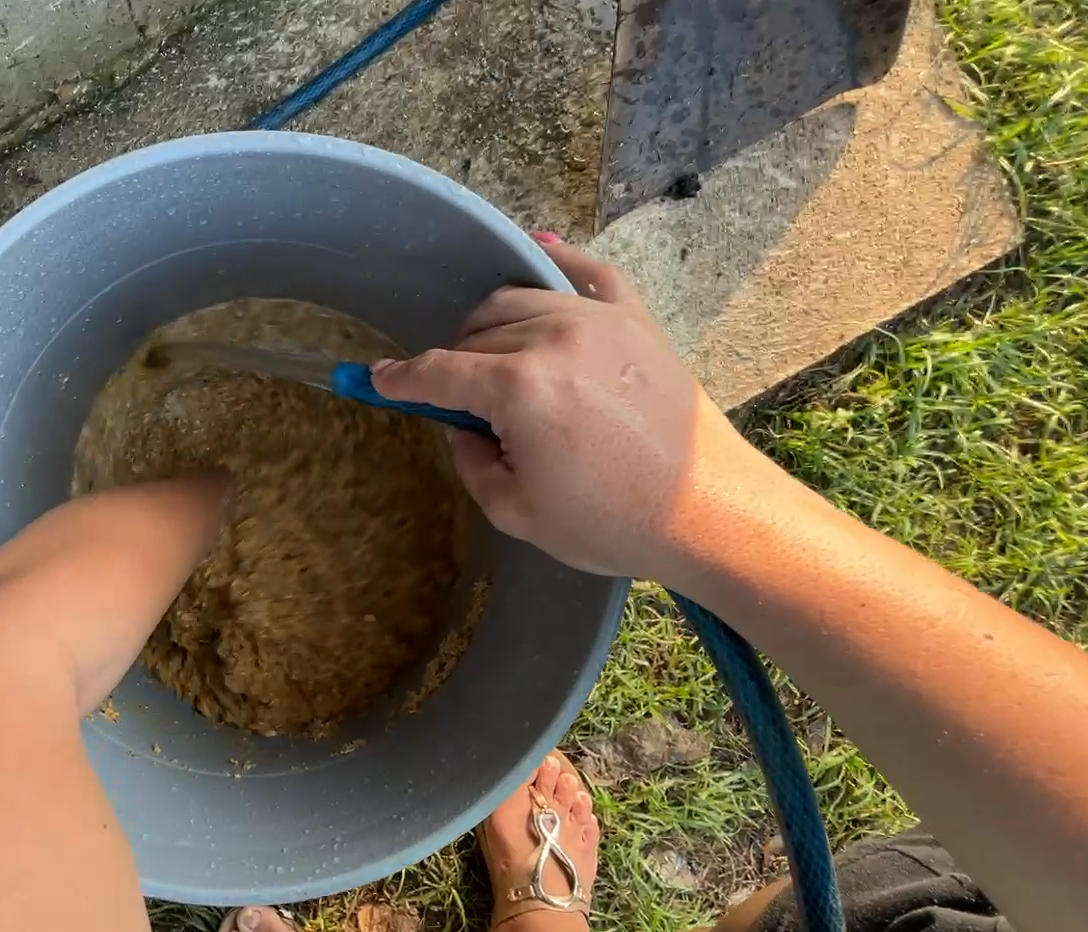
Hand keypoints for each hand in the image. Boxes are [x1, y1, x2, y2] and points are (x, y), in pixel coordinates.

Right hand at [371, 235, 762, 580]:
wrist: (710, 513)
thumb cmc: (608, 523)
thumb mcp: (514, 510)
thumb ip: (469, 459)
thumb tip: (461, 424)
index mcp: (520, 388)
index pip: (439, 372)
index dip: (401, 378)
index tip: (377, 378)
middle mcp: (554, 338)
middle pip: (474, 335)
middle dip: (451, 365)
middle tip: (453, 400)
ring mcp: (600, 320)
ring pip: (515, 302)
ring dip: (486, 329)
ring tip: (487, 360)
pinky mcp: (637, 320)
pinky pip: (589, 272)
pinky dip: (557, 261)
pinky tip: (538, 253)